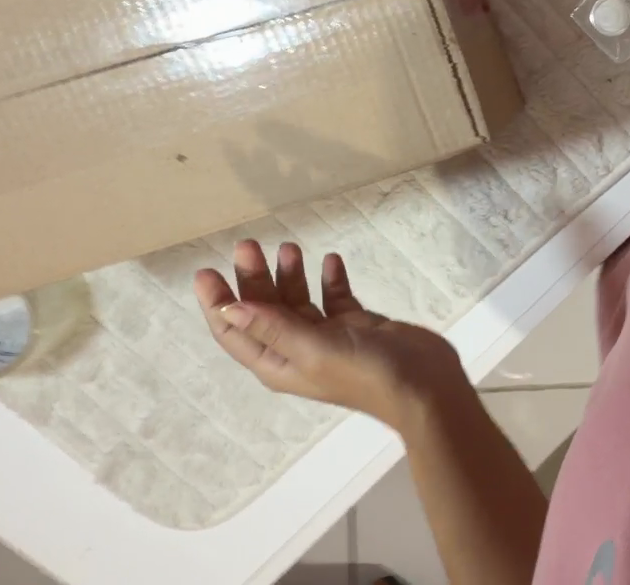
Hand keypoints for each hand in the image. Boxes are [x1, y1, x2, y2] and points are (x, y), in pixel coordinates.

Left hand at [194, 240, 467, 430]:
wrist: (422, 384)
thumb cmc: (364, 373)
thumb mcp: (314, 350)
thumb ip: (275, 327)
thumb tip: (229, 308)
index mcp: (279, 362)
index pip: (236, 331)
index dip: (218, 303)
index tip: (207, 271)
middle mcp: (298, 349)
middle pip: (265, 309)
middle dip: (254, 278)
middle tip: (250, 245)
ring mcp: (329, 336)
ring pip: (299, 300)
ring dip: (291, 274)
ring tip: (289, 247)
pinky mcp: (359, 324)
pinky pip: (336, 297)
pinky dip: (331, 279)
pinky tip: (331, 260)